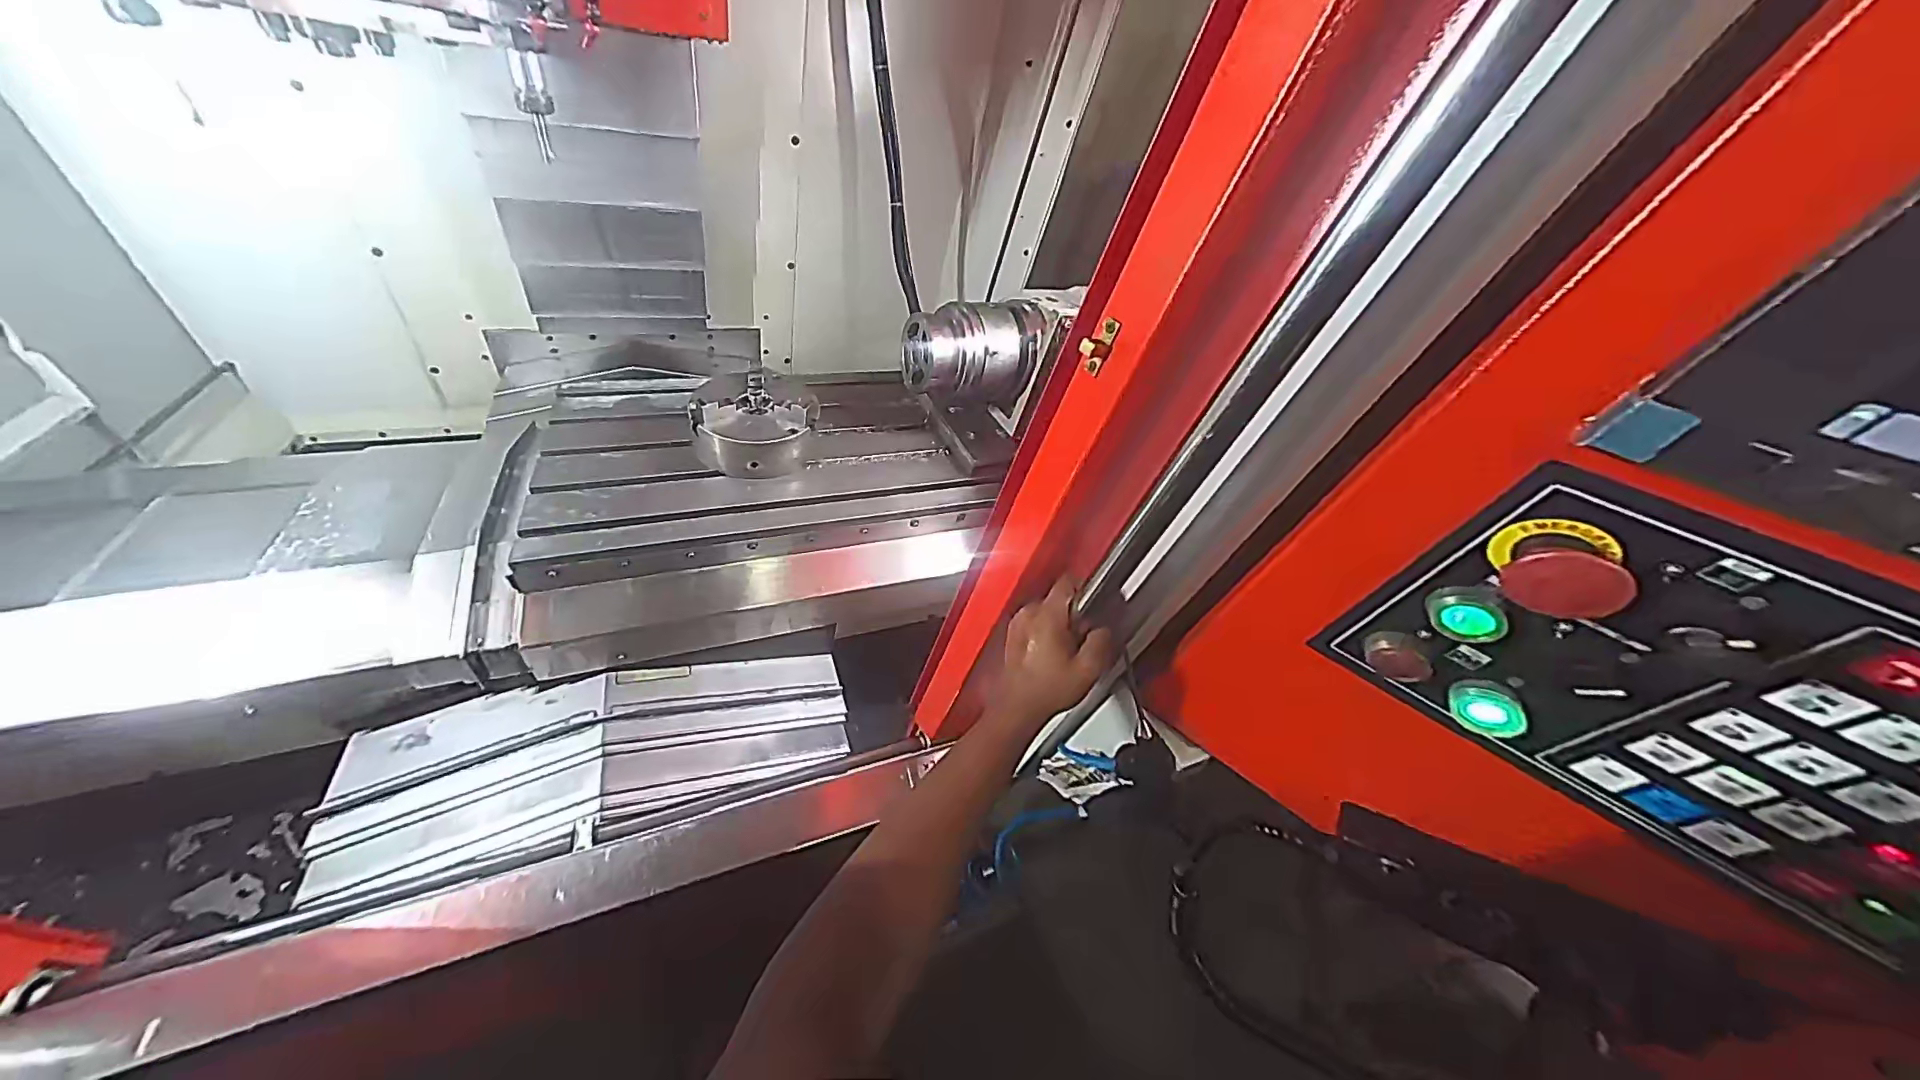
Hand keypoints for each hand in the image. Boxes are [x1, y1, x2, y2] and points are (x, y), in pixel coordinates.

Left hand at [997, 577, 1113, 724]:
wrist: (1018, 707)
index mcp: (1047, 616)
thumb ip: (1101, 642)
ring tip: (1066, 649)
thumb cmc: (1046, 690)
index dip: (1086, 588)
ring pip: (1047, 611)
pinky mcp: (1013, 634)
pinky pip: (1035, 623)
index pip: (1068, 582)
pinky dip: (1045, 632)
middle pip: (1059, 599)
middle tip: (1082, 637)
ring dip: (1059, 624)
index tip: (1095, 600)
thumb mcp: (1088, 669)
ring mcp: (1018, 623)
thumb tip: (1104, 630)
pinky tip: (1052, 654)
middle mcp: (1029, 614)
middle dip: (1074, 614)